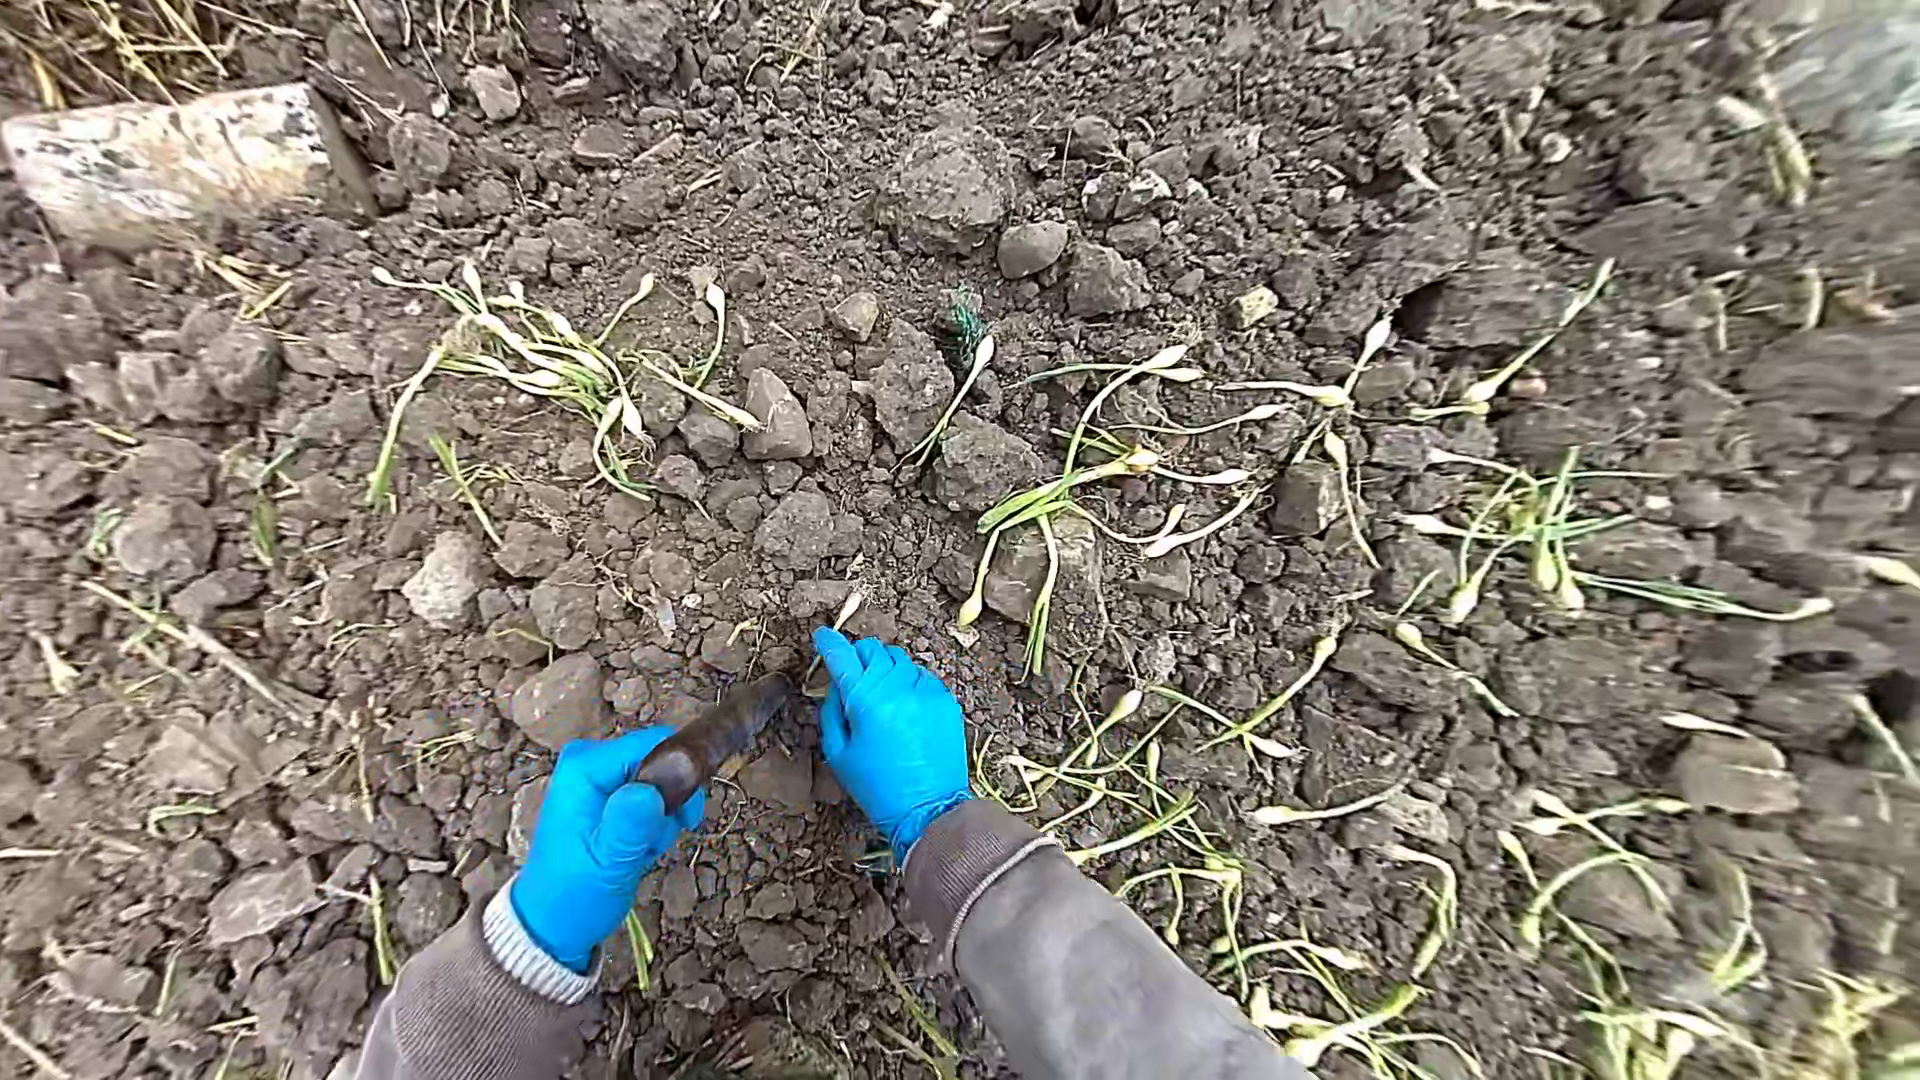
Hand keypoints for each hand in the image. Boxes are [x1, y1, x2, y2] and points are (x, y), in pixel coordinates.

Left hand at [511, 729, 705, 972]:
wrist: (552, 927)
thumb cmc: (573, 896)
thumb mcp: (606, 864)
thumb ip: (629, 825)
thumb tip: (649, 792)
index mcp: (585, 767)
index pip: (655, 743)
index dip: (678, 773)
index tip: (683, 815)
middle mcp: (591, 760)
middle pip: (661, 756)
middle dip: (671, 798)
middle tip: (660, 838)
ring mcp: (600, 774)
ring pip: (663, 774)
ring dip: (665, 813)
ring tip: (647, 847)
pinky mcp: (610, 789)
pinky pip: (654, 788)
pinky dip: (657, 818)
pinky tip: (643, 844)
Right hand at [813, 628, 970, 862]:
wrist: (930, 808)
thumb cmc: (878, 787)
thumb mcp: (839, 754)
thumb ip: (831, 712)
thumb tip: (836, 685)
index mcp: (865, 700)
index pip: (842, 655)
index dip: (829, 642)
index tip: (823, 636)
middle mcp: (897, 687)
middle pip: (873, 649)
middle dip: (859, 655)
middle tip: (853, 672)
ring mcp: (925, 690)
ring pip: (899, 659)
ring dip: (885, 668)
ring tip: (881, 695)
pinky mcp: (945, 698)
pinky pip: (922, 676)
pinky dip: (909, 682)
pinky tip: (905, 706)